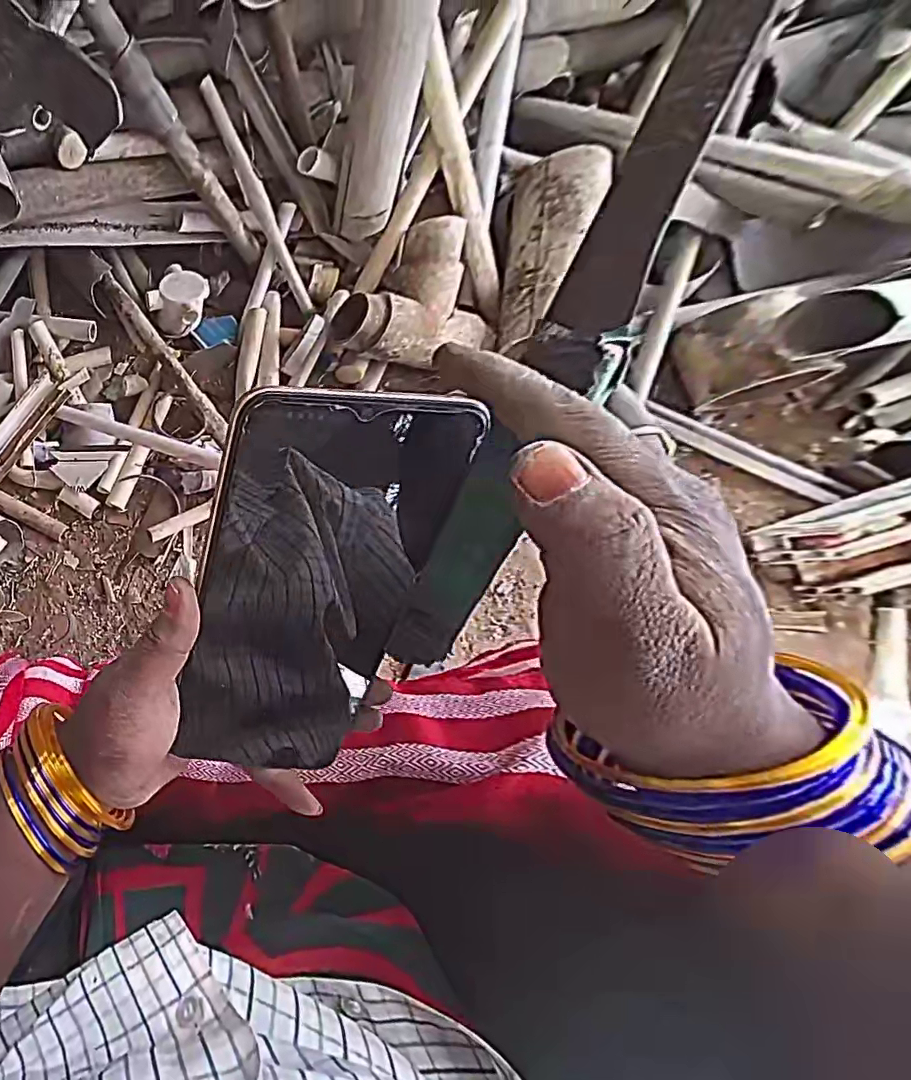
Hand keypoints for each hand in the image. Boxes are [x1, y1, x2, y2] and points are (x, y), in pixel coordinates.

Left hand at [61, 578, 377, 814]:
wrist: (95, 778)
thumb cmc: (112, 722)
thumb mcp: (139, 679)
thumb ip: (165, 640)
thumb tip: (182, 585)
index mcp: (195, 650)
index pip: (253, 630)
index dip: (299, 630)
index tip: (350, 631)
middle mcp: (211, 674)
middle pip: (278, 671)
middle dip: (326, 678)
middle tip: (381, 685)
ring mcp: (216, 710)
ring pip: (278, 711)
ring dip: (319, 720)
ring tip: (370, 723)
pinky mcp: (215, 743)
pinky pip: (258, 757)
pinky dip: (283, 776)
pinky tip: (313, 799)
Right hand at [435, 343, 821, 777]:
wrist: (704, 742)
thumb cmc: (664, 690)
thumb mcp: (628, 620)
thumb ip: (594, 538)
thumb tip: (536, 459)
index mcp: (659, 505)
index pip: (574, 423)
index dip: (510, 386)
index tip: (450, 361)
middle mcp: (658, 498)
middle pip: (577, 424)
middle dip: (510, 391)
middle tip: (445, 379)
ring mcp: (644, 520)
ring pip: (576, 446)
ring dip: (519, 418)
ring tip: (466, 408)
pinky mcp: (621, 544)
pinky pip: (572, 480)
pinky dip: (530, 457)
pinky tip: (510, 464)